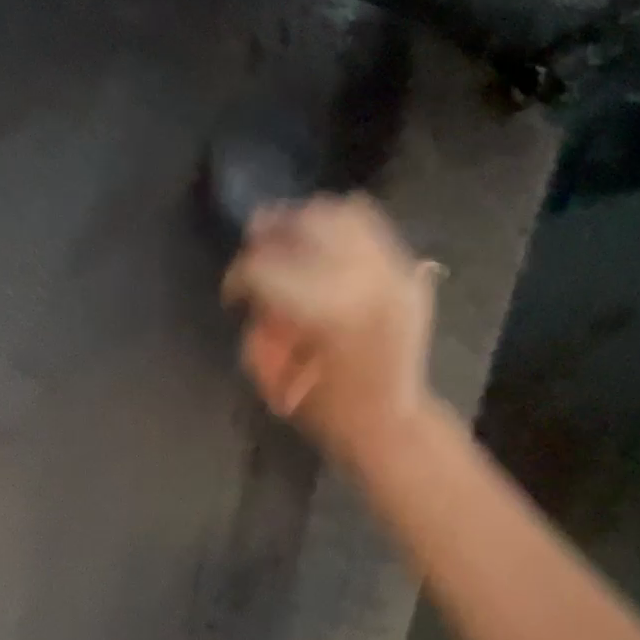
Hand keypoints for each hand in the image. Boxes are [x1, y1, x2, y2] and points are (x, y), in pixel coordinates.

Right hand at [221, 194, 436, 458]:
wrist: (392, 422)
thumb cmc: (325, 410)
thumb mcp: (274, 374)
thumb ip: (263, 324)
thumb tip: (257, 292)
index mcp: (328, 311)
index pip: (268, 268)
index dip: (240, 275)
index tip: (232, 291)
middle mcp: (366, 280)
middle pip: (307, 227)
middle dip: (272, 234)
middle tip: (253, 248)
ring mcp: (394, 272)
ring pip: (342, 216)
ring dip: (306, 223)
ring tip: (285, 237)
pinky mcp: (407, 273)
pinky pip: (370, 229)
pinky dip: (339, 229)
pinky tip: (320, 245)